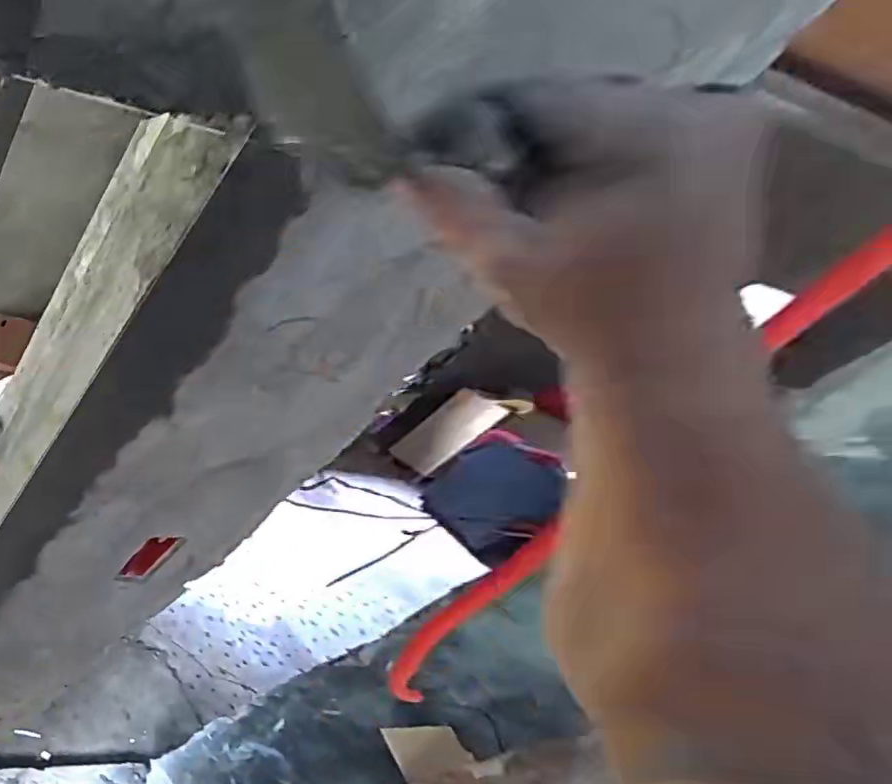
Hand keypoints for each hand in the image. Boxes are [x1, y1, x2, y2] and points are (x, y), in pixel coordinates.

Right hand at [399, 80, 771, 369]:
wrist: (663, 343)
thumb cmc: (579, 311)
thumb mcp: (502, 263)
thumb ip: (454, 212)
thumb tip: (403, 173)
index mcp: (646, 132)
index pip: (538, 100)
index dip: (475, 128)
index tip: (433, 161)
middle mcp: (695, 107)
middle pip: (569, 102)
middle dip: (511, 143)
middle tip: (470, 188)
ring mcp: (716, 119)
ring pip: (595, 113)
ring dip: (544, 150)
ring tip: (511, 197)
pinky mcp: (719, 137)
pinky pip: (627, 125)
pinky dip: (581, 155)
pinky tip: (557, 197)